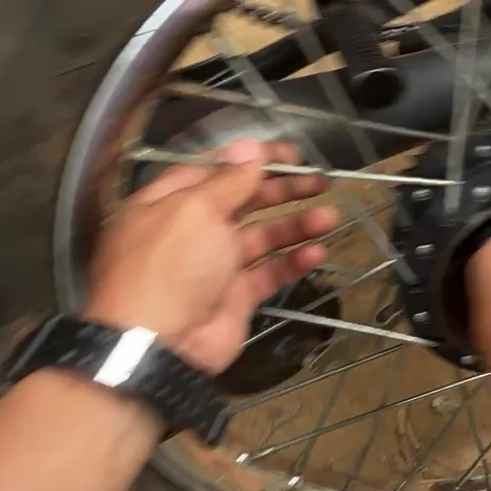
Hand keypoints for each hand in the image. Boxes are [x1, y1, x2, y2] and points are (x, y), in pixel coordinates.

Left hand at [83, 139, 336, 373]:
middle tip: (320, 181)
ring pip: (262, 237)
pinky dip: (293, 262)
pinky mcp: (236, 295)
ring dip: (296, 225)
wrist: (159, 343)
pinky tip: (316, 254)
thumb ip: (229, 180)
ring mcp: (214, 265)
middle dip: (282, 190)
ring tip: (330, 217)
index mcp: (169, 203)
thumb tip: (249, 146)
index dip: (251, 158)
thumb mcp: (195, 211)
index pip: (213, 170)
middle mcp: (191, 230)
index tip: (290, 154)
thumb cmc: (168, 266)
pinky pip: (269, 272)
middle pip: (243, 201)